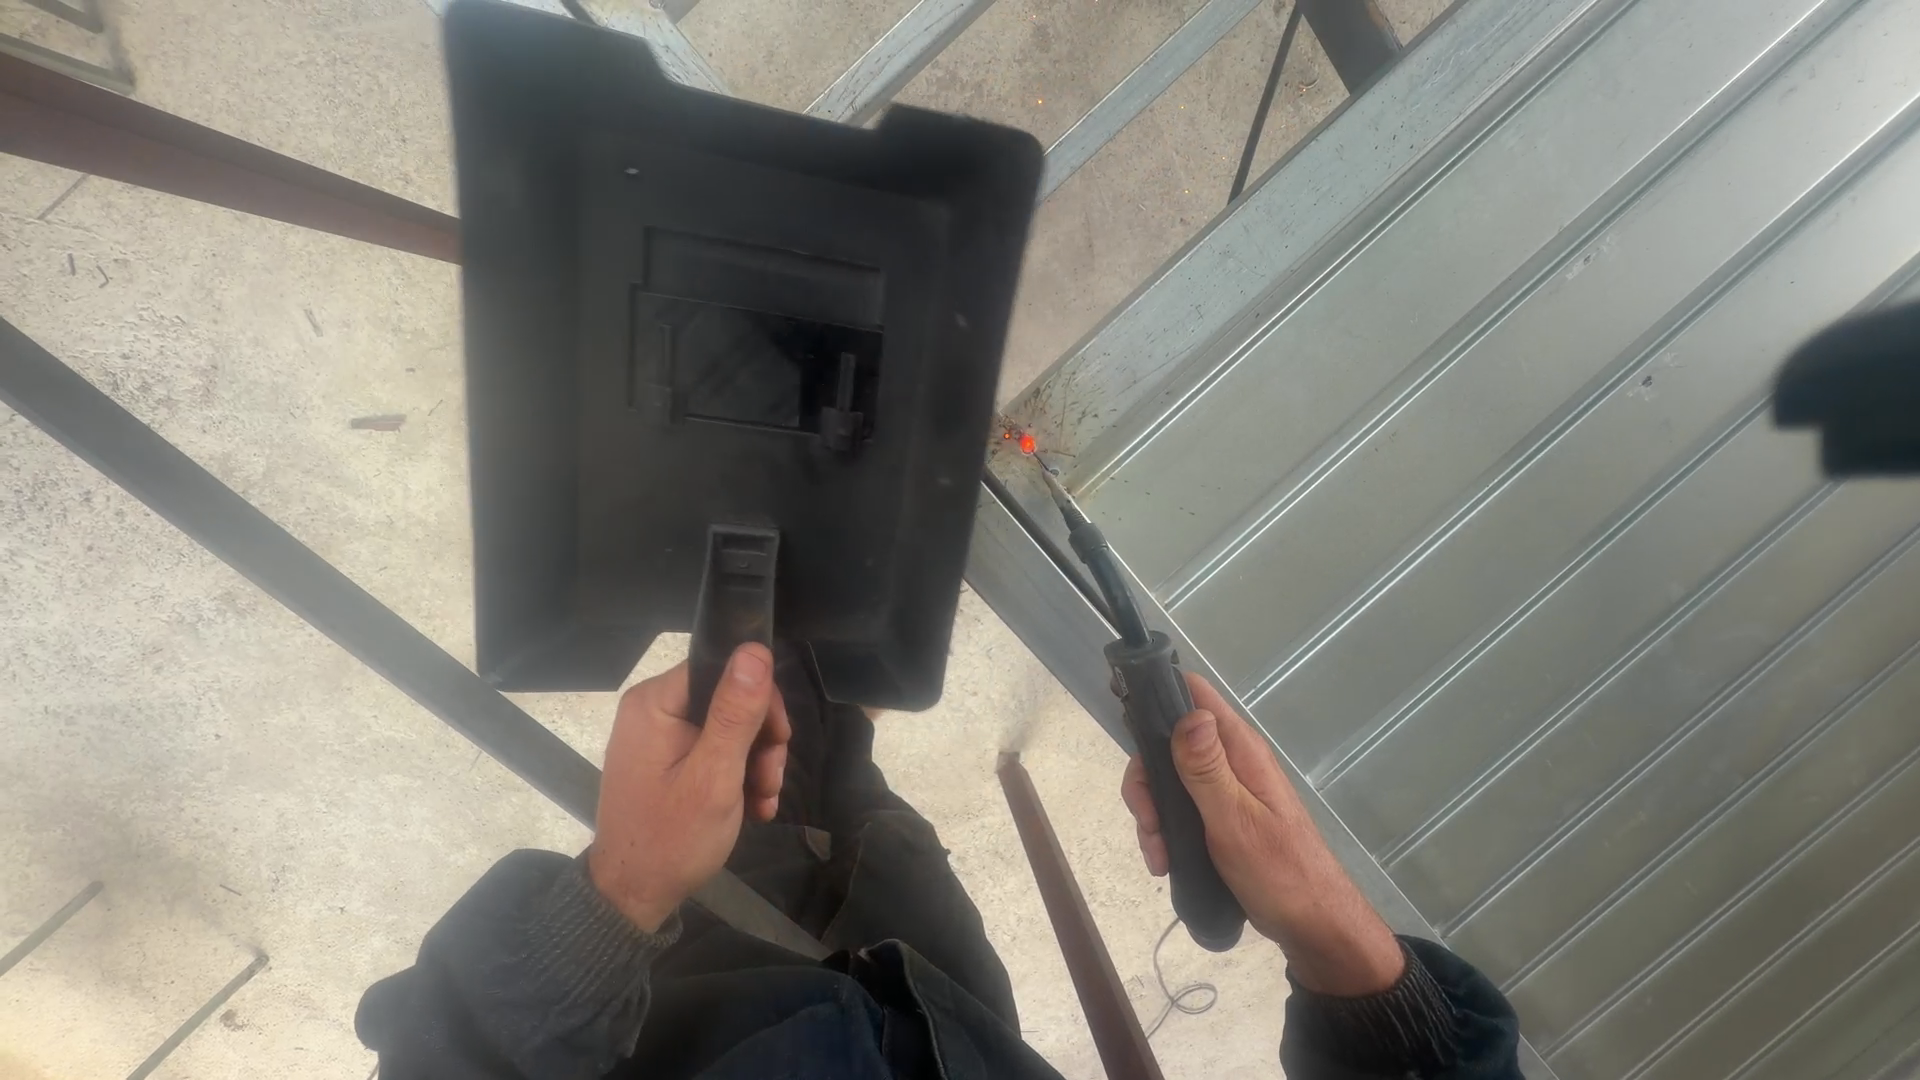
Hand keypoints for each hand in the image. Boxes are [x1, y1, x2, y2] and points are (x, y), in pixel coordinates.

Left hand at [588, 644, 790, 931]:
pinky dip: (739, 773)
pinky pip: (715, 747)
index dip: (759, 699)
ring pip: (730, 725)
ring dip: (757, 761)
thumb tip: (755, 650)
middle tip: (771, 779)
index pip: (723, 668)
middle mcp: (653, 709)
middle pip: (730, 698)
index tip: (778, 738)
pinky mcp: (667, 758)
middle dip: (762, 739)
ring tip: (764, 799)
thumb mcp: (714, 776)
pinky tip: (753, 804)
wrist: (633, 899)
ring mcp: (659, 735)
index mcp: (655, 703)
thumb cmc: (672, 839)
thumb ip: (736, 713)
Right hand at [1121, 673, 1404, 995]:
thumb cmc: (1280, 873)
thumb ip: (1207, 767)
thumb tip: (1190, 714)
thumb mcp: (1235, 820)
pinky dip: (1165, 830)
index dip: (1158, 696)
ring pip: (1168, 779)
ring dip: (1154, 813)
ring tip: (1158, 855)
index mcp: (1239, 748)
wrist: (1316, 929)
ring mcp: (1225, 787)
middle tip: (1148, 821)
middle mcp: (1231, 758)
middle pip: (1167, 742)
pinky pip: (1180, 808)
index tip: (1129, 727)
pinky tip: (1165, 861)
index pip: (1193, 693)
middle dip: (1147, 780)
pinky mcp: (1220, 814)